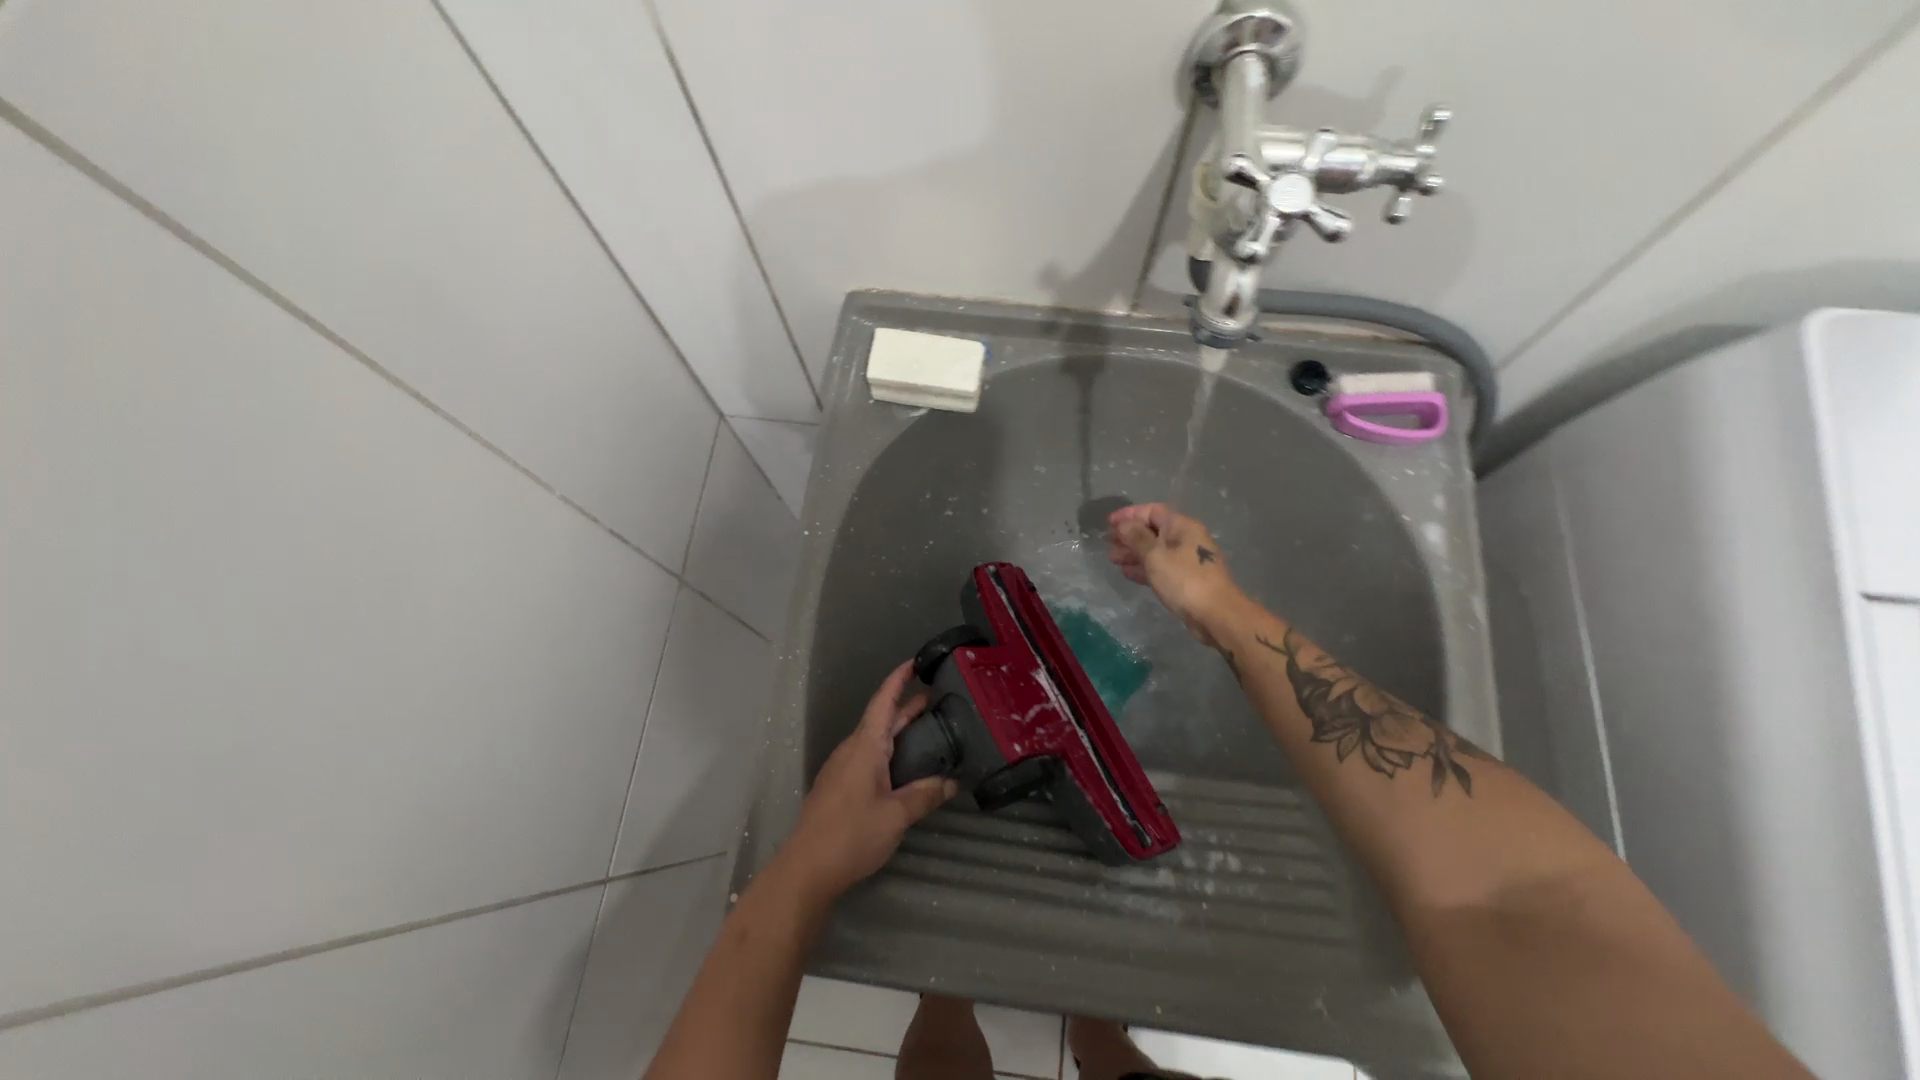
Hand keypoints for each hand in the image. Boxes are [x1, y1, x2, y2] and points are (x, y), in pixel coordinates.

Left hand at [773, 662, 958, 901]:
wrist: (806, 869)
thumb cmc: (851, 834)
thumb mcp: (896, 815)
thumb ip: (925, 795)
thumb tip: (953, 781)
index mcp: (866, 746)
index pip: (884, 701)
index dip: (899, 679)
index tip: (917, 662)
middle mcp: (852, 750)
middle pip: (883, 719)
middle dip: (909, 706)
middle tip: (942, 700)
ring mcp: (843, 769)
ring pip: (876, 740)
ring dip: (901, 732)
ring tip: (932, 732)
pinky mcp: (840, 787)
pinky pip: (870, 758)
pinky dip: (892, 752)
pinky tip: (908, 768)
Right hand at [1106, 503, 1245, 645]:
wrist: (1216, 614)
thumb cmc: (1184, 580)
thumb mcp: (1156, 556)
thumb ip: (1137, 538)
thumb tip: (1124, 524)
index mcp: (1182, 526)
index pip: (1152, 511)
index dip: (1129, 515)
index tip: (1108, 523)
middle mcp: (1186, 539)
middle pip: (1153, 531)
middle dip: (1129, 535)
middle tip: (1108, 543)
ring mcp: (1186, 560)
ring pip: (1155, 551)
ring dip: (1134, 553)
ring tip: (1113, 559)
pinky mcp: (1185, 580)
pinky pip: (1160, 567)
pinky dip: (1144, 568)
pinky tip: (1128, 573)